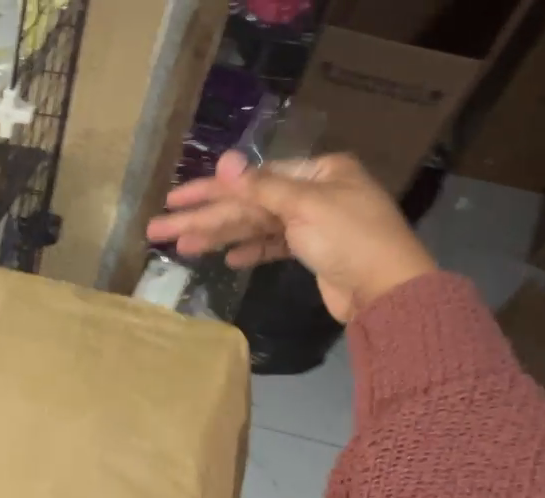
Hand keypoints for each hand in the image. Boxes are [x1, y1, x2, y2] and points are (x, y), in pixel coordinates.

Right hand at [145, 152, 437, 322]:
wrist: (385, 288)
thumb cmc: (350, 239)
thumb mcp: (305, 207)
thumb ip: (261, 187)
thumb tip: (225, 161)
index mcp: (317, 171)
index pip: (252, 179)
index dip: (209, 191)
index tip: (172, 200)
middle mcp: (314, 191)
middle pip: (247, 204)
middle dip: (203, 218)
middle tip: (159, 229)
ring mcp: (313, 222)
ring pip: (254, 226)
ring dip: (217, 236)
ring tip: (182, 248)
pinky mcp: (311, 251)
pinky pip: (270, 246)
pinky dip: (249, 250)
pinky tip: (228, 260)